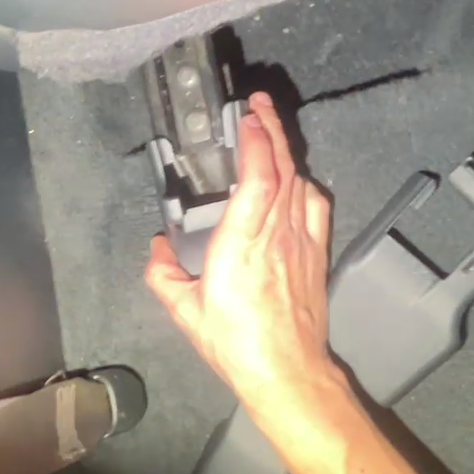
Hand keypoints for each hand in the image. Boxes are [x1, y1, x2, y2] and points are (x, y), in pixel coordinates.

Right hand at [145, 92, 338, 409]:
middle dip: (272, 129)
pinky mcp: (316, 254)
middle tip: (259, 103)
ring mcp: (301, 242)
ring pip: (299, 181)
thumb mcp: (184, 311)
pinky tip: (295, 177)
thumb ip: (163, 274)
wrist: (286, 370)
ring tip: (272, 129)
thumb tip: (158, 249)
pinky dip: (304, 182)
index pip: (258, 177)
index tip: (248, 116)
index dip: (256, 141)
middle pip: (283, 168)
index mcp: (241, 243)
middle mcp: (276, 234)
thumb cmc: (235, 342)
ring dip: (287, 150)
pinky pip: (316, 206)